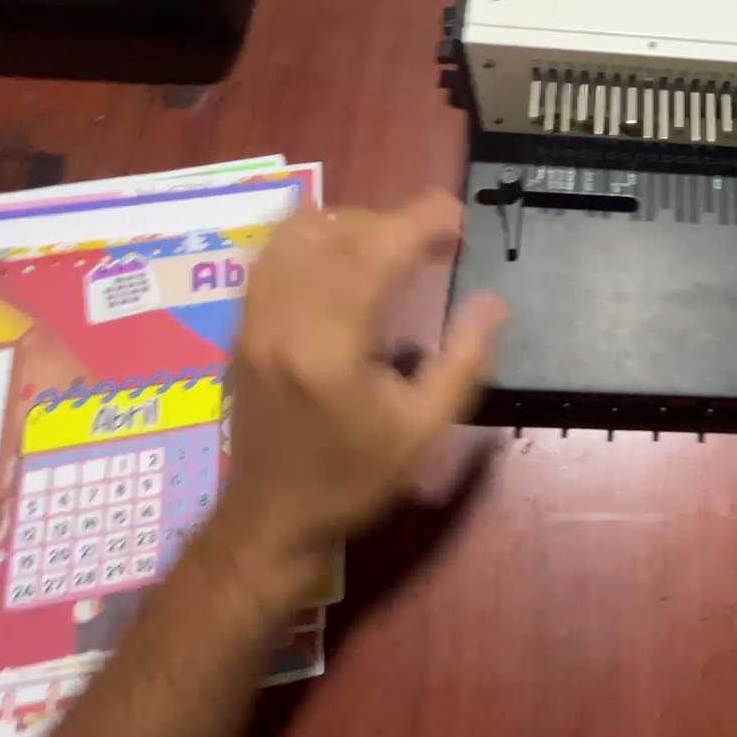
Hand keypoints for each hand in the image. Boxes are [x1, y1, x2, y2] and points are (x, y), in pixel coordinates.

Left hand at [218, 193, 506, 569]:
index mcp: (331, 347)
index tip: (460, 219)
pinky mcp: (244, 323)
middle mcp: (284, 320)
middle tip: (440, 239)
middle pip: (339, 233)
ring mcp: (255, 318)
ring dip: (354, 222)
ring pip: (300, 232)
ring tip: (394, 243)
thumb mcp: (426, 428)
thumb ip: (464, 359)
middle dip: (396, 221)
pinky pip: (273, 252)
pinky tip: (346, 254)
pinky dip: (316, 235)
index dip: (421, 222)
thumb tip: (493, 299)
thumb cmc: (355, 477)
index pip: (374, 253)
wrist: (272, 518)